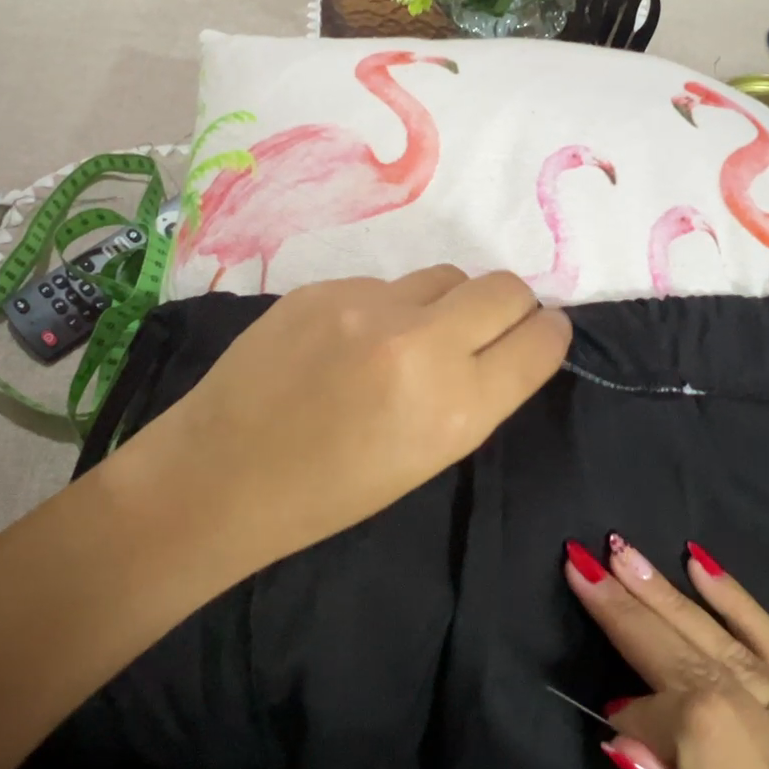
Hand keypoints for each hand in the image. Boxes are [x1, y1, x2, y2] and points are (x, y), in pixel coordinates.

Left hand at [152, 265, 571, 565]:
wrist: (221, 475)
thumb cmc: (330, 493)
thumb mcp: (427, 458)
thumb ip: (474, 395)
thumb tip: (504, 341)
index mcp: (455, 410)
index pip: (540, 340)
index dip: (547, 335)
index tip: (539, 336)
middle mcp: (419, 344)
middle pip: (504, 287)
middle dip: (510, 306)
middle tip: (486, 329)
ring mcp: (366, 305)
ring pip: (445, 275)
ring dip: (446, 303)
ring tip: (408, 339)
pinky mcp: (322, 286)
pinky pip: (385, 282)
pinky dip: (387, 307)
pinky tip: (350, 342)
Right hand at [564, 536, 768, 768]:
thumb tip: (622, 730)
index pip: (702, 723)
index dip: (645, 708)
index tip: (612, 719)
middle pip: (711, 672)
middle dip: (638, 617)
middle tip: (583, 564)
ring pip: (740, 651)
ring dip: (673, 599)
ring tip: (624, 554)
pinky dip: (744, 606)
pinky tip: (703, 565)